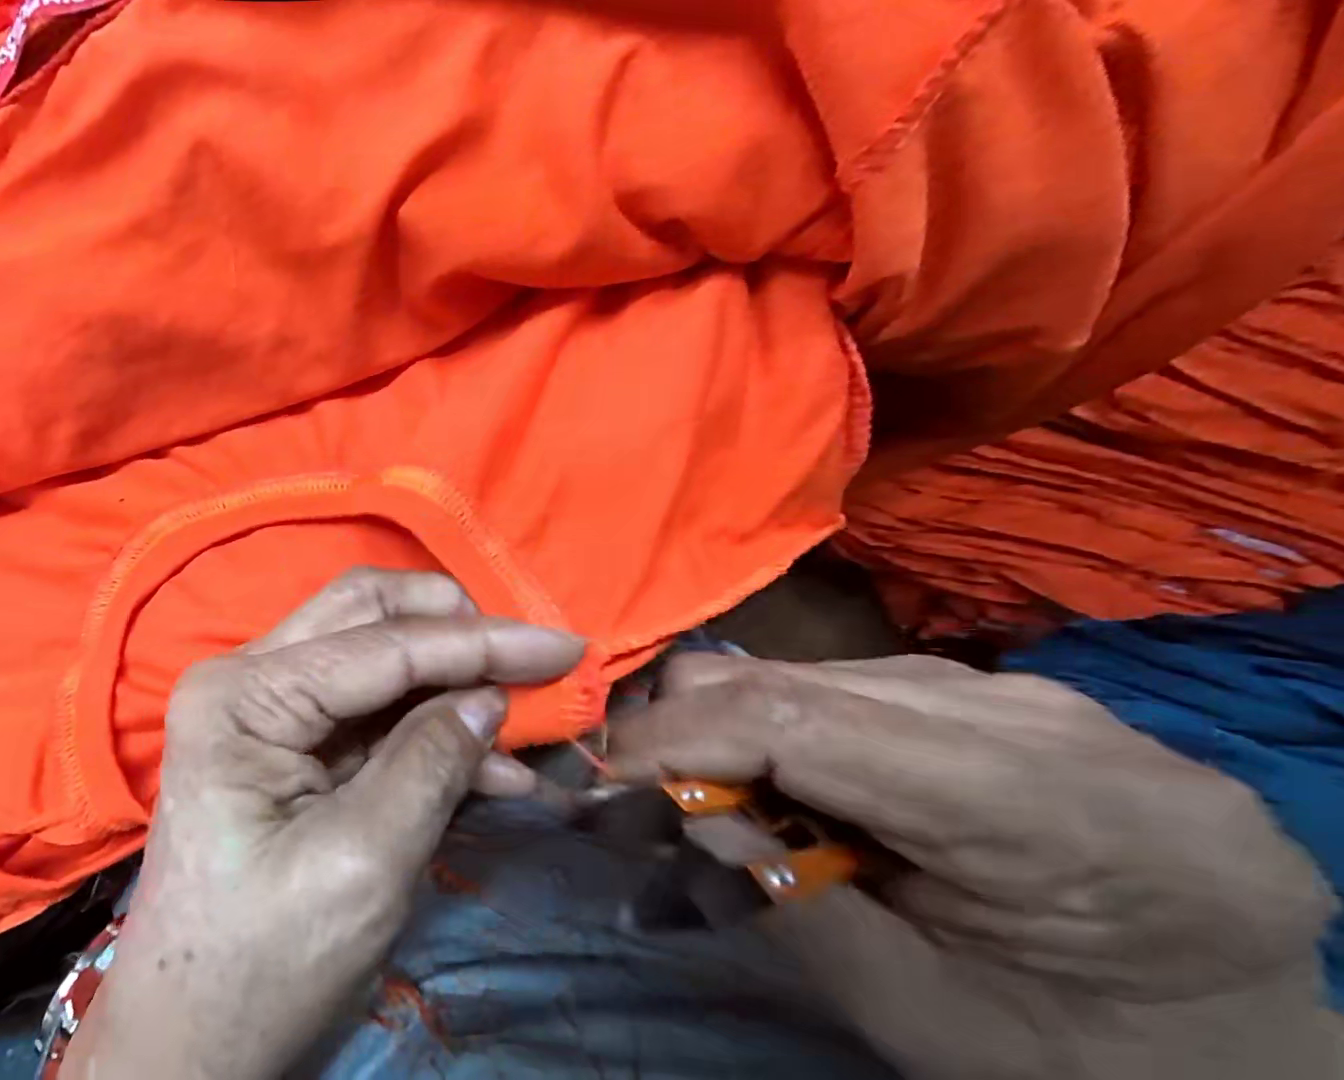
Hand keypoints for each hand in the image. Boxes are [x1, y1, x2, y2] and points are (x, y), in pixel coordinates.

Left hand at [62, 569, 583, 1079]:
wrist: (194, 1040)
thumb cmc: (265, 963)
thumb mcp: (364, 863)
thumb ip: (431, 764)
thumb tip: (489, 696)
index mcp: (244, 696)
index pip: (381, 645)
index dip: (478, 641)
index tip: (561, 644)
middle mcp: (247, 677)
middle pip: (368, 614)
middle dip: (455, 628)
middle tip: (528, 654)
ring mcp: (265, 706)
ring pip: (375, 652)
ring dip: (450, 677)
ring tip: (523, 717)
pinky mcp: (289, 741)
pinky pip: (373, 708)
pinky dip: (430, 724)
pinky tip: (489, 766)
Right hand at [608, 654, 1339, 1079]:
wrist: (1230, 1041)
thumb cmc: (1079, 1062)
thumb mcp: (919, 1017)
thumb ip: (784, 900)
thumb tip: (667, 801)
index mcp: (1058, 811)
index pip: (804, 723)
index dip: (677, 739)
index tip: (598, 783)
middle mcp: (1031, 715)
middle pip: (785, 681)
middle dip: (684, 737)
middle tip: (644, 811)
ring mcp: (1004, 687)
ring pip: (793, 673)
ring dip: (725, 736)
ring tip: (724, 814)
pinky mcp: (975, 687)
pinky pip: (827, 685)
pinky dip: (774, 732)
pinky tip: (793, 793)